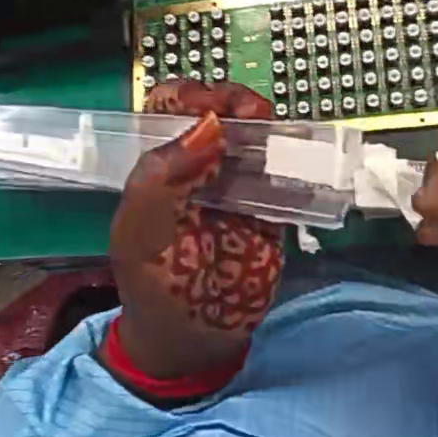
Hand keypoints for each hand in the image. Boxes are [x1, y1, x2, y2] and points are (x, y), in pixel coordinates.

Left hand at [106, 81, 284, 381]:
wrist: (193, 340)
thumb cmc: (154, 286)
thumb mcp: (138, 235)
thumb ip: (159, 178)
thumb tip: (208, 123)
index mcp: (159, 168)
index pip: (170, 111)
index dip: (190, 96)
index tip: (210, 103)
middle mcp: (198, 169)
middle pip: (220, 116)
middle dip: (236, 103)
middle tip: (252, 113)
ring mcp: (236, 188)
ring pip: (255, 139)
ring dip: (268, 128)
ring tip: (277, 134)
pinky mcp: (270, 210)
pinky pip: (284, 175)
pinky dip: (295, 161)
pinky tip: (299, 160)